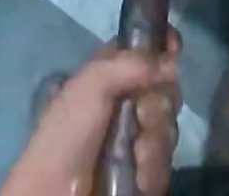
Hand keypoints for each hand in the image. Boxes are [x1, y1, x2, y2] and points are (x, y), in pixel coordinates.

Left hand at [0, 31, 181, 195]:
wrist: (54, 191)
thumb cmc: (69, 129)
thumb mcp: (93, 83)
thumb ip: (131, 64)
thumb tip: (172, 62)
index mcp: (115, 73)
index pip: (148, 49)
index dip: (164, 46)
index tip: (174, 49)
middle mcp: (131, 100)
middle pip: (167, 89)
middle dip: (159, 104)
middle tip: (142, 115)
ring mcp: (139, 137)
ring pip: (169, 127)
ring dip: (156, 142)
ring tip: (137, 155)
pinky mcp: (145, 171)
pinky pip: (166, 164)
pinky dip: (154, 169)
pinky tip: (139, 177)